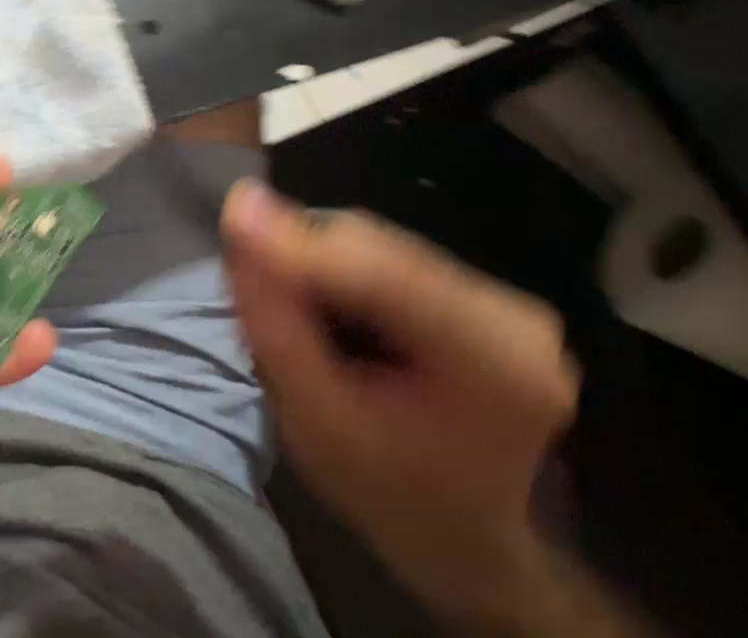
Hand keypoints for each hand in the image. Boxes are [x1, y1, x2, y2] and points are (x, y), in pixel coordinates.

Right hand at [220, 180, 580, 620]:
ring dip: (320, 266)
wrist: (459, 537)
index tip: (231, 219)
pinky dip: (343, 275)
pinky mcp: (489, 300)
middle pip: (381, 250)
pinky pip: (392, 259)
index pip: (383, 273)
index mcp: (492, 360)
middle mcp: (516, 317)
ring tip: (293, 315)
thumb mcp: (309, 414)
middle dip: (305, 258)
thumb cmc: (380, 487)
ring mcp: (509, 305)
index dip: (301, 241)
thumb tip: (243, 211)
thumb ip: (273, 316)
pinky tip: (331, 315)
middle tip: (253, 292)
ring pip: (382, 247)